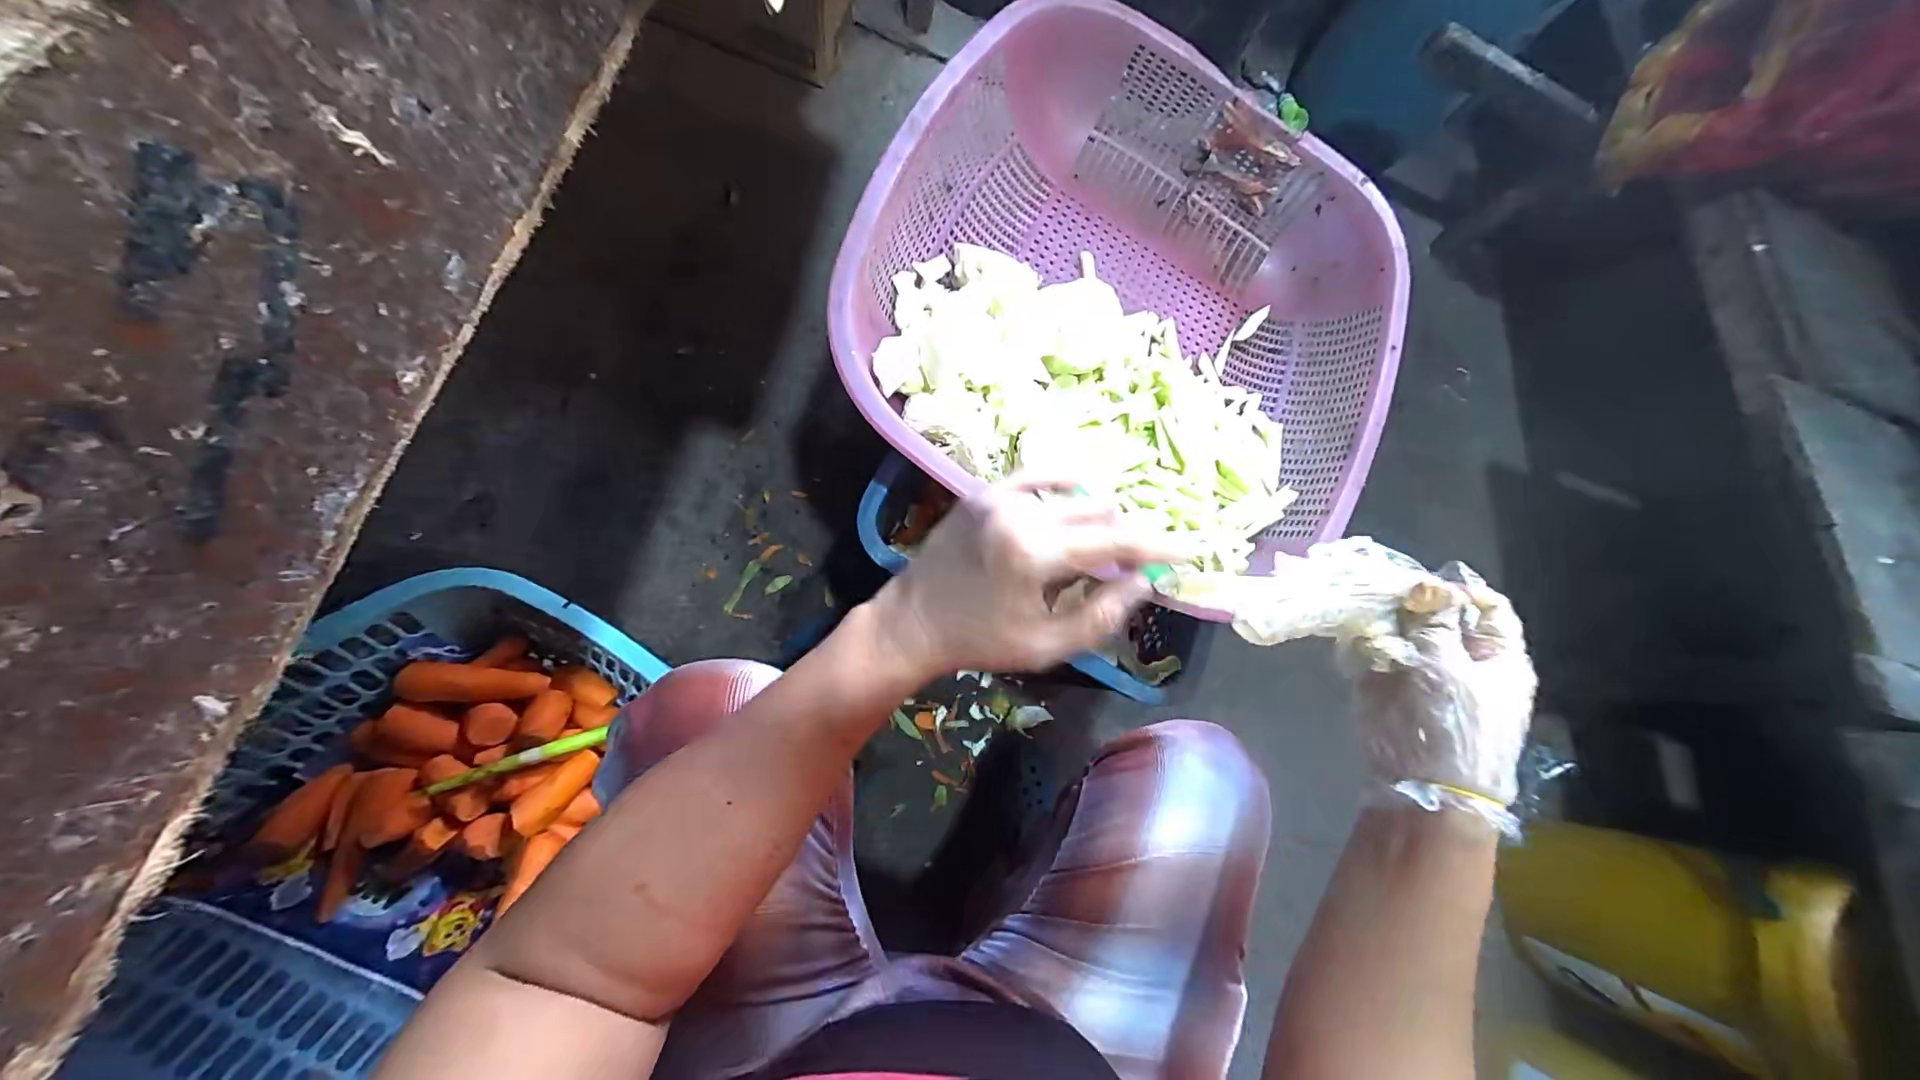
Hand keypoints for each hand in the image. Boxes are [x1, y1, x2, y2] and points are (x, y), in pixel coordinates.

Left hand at [867, 476, 1181, 678]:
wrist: (914, 621)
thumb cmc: (981, 641)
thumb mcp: (1046, 645)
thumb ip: (1102, 615)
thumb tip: (1146, 581)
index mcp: (1034, 554)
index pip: (1115, 543)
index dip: (1157, 547)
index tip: (1189, 550)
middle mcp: (1020, 513)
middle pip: (1100, 513)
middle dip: (1124, 538)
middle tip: (1132, 565)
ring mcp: (999, 496)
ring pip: (1075, 493)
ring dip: (1096, 518)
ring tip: (1096, 549)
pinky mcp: (985, 492)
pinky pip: (1040, 475)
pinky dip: (1067, 487)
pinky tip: (1080, 500)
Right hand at [1352, 563, 1535, 813]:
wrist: (1422, 787)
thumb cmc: (1452, 726)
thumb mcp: (1449, 666)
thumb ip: (1436, 622)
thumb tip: (1430, 585)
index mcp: (1497, 657)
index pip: (1485, 606)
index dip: (1456, 589)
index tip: (1422, 585)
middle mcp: (1460, 661)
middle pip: (1435, 617)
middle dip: (1406, 605)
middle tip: (1380, 593)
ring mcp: (1420, 675)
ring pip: (1398, 633)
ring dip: (1379, 624)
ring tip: (1362, 616)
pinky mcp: (1386, 688)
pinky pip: (1371, 655)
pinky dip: (1360, 647)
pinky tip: (1352, 641)